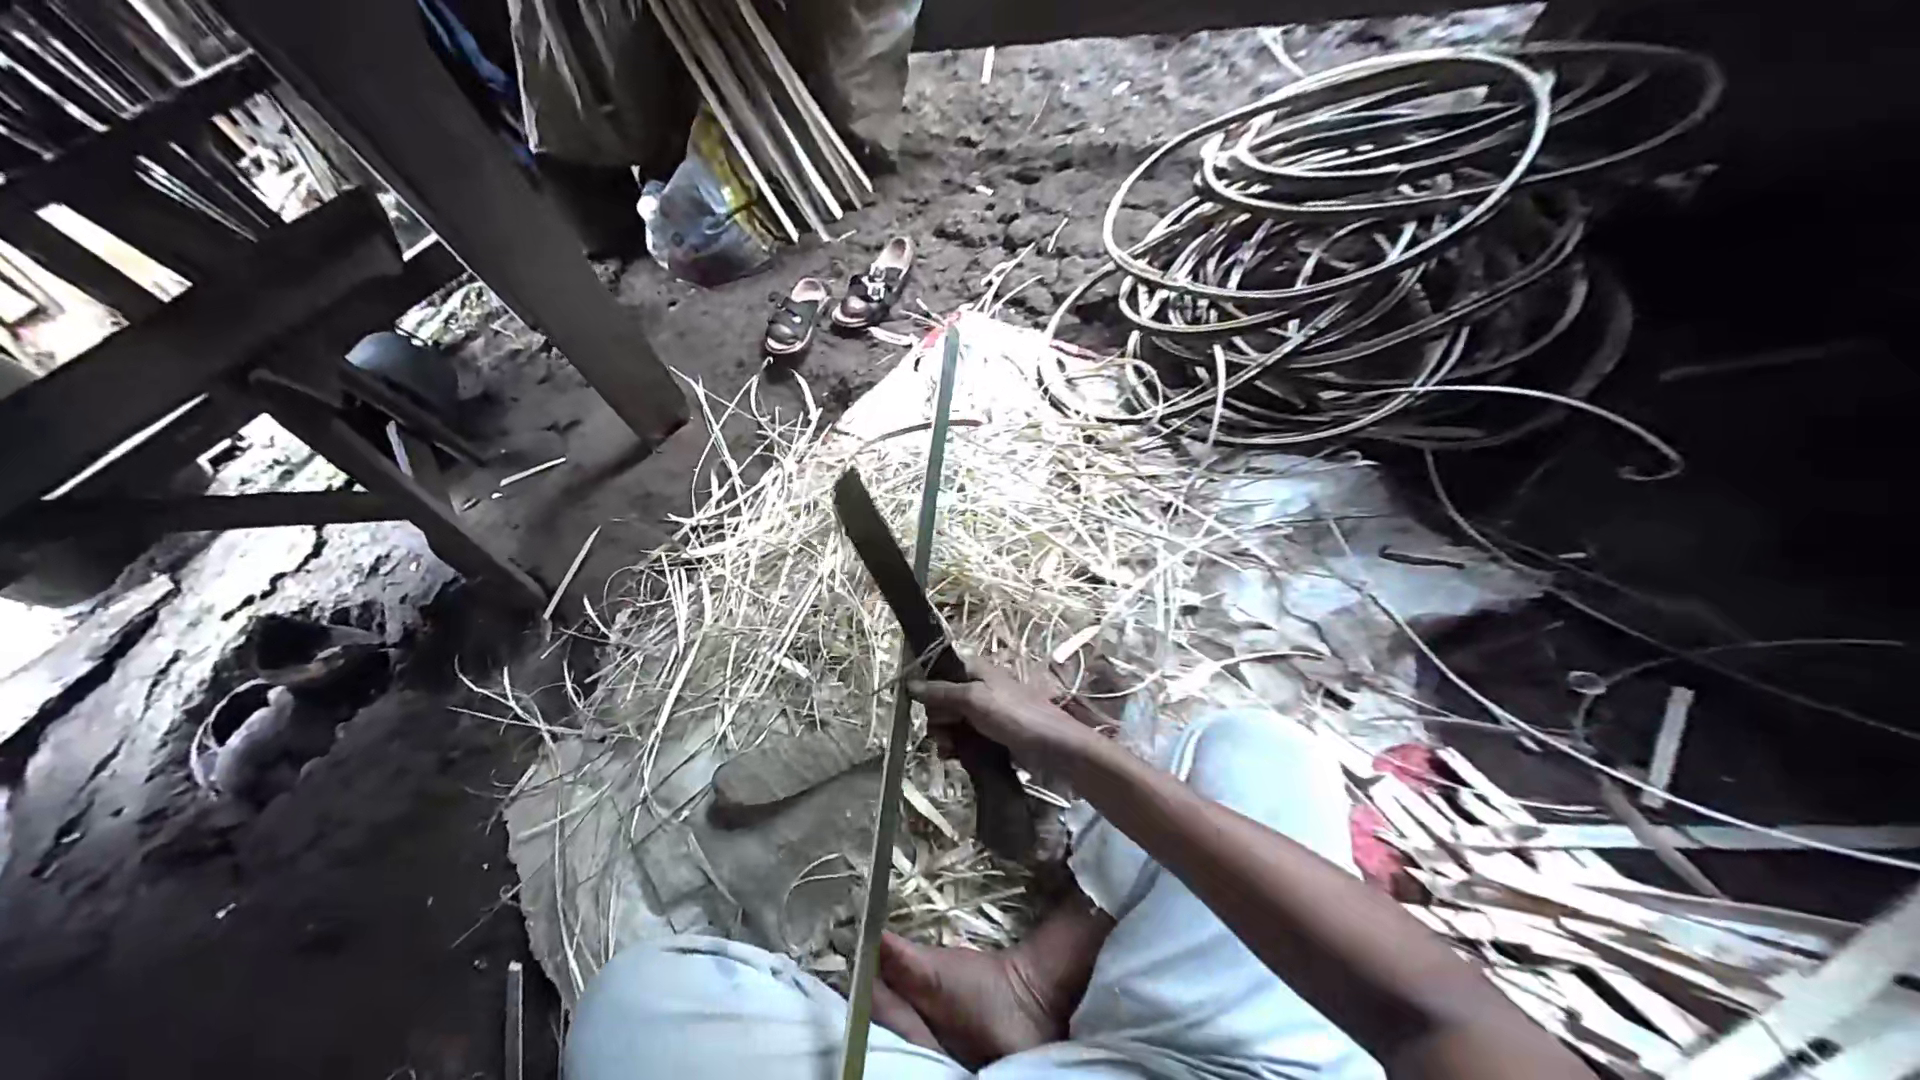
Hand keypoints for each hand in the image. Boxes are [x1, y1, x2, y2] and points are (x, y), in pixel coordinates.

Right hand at [906, 662, 1103, 773]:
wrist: (1052, 747)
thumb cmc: (1014, 715)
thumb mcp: (974, 699)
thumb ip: (941, 691)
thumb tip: (910, 684)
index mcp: (974, 669)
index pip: (938, 672)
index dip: (928, 690)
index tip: (925, 707)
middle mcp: (976, 687)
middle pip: (941, 700)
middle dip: (937, 718)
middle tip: (943, 733)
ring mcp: (982, 712)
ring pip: (949, 721)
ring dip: (944, 736)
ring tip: (949, 750)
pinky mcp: (988, 734)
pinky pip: (961, 737)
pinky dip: (955, 746)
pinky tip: (953, 756)